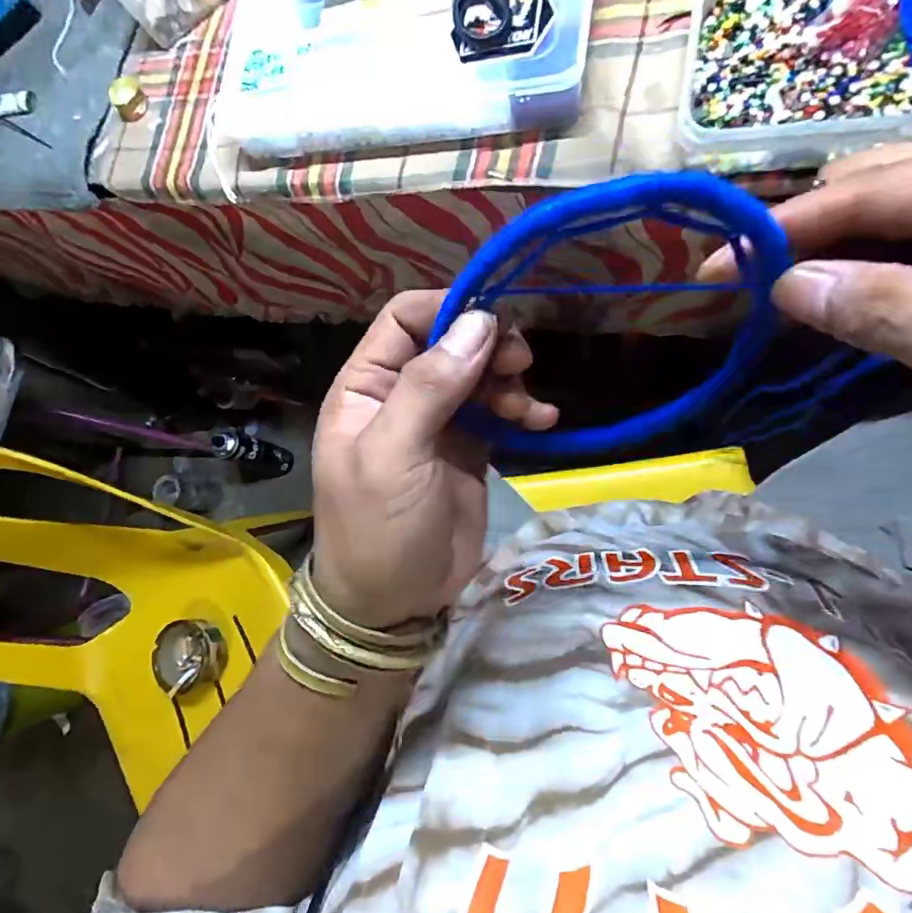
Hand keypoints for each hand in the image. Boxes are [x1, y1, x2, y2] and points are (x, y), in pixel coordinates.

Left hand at [310, 291, 557, 628]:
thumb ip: (429, 387)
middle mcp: (402, 395)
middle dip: (489, 346)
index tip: (495, 320)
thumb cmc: (378, 529)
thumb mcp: (393, 456)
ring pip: (480, 373)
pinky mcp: (469, 448)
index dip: (448, 309)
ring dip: (510, 380)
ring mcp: (438, 422)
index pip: (405, 319)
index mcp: (367, 387)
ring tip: (527, 409)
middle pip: (451, 341)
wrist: (394, 603)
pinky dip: (523, 410)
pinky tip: (544, 422)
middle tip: (520, 365)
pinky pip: (499, 412)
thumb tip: (479, 321)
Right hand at [709, 112, 911, 462]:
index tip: (716, 265)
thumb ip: (883, 309)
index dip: (786, 228)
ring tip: (793, 297)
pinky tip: (858, 295)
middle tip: (752, 289)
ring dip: (850, 253)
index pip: (879, 188)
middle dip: (814, 236)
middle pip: (892, 183)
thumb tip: (786, 282)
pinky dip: (890, 267)